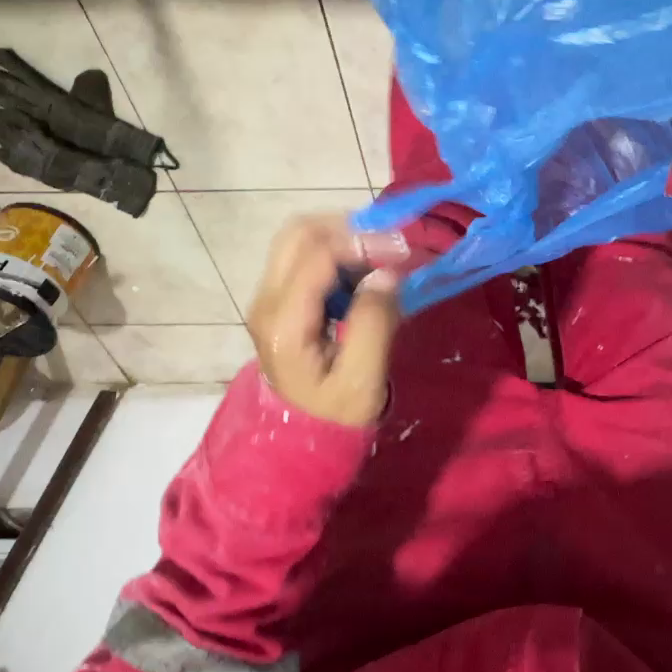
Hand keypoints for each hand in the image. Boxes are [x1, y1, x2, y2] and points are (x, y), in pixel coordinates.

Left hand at [246, 215, 408, 426]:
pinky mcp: (279, 302)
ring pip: (298, 239)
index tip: (405, 250)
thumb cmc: (337, 416)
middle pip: (299, 233)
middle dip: (348, 229)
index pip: (318, 255)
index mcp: (284, 322)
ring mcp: (268, 300)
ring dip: (341, 237)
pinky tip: (364, 270)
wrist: (304, 443)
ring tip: (381, 255)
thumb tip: (388, 273)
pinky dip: (335, 252)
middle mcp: (266, 302)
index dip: (364, 242)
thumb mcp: (362, 380)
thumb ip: (374, 323)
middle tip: (391, 245)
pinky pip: (302, 257)